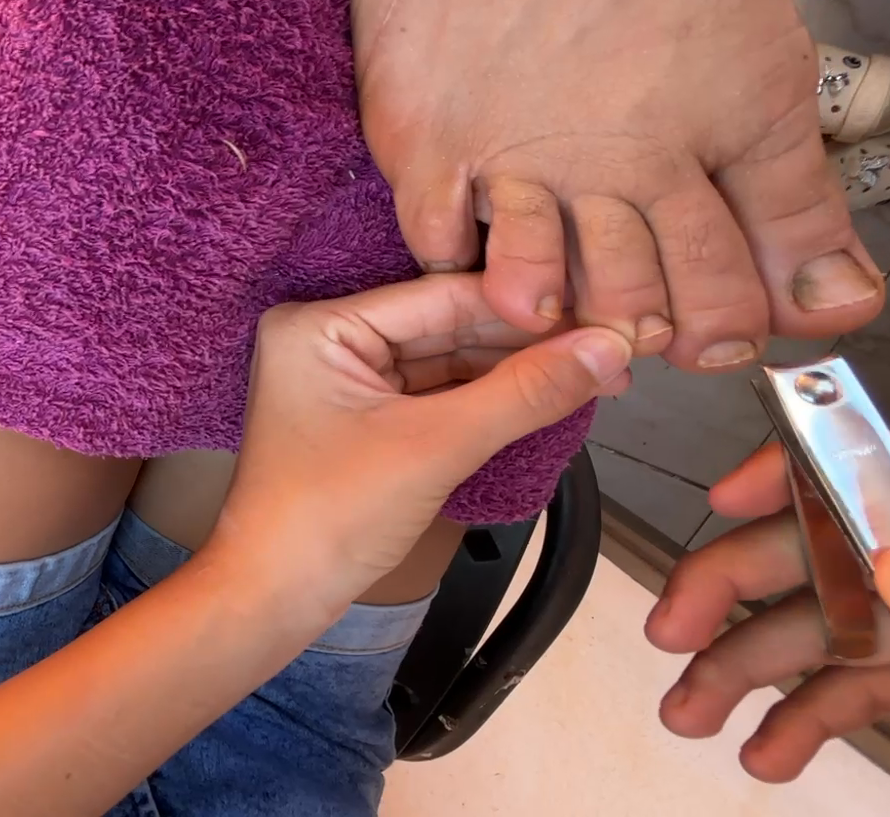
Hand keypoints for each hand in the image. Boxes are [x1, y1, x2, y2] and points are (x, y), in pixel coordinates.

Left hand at [206, 273, 633, 613]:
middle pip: (440, 325)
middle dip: (522, 341)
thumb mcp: (434, 445)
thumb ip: (523, 392)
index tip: (603, 309)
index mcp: (317, 324)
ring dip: (509, 370)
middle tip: (613, 345)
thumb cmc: (332, 514)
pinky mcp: (355, 410)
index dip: (523, 305)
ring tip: (595, 370)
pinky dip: (480, 397)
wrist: (276, 591)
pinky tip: (542, 392)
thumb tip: (607, 347)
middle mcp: (322, 336)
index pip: (436, 297)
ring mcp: (337, 374)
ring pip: (439, 359)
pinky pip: (427, 390)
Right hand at [349, 0, 884, 372]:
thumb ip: (744, 76)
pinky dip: (456, 261)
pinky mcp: (423, 139)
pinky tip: (464, 260)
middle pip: (664, 280)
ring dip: (570, 311)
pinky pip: (439, 241)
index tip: (774, 324)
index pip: (776, 241)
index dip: (780, 299)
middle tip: (669, 344)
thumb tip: (743, 139)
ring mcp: (516, 153)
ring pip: (554, 282)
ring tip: (567, 322)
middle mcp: (628, 150)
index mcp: (732, 102)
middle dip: (681, 326)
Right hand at [648, 435, 889, 781]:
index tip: (729, 499)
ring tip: (688, 714)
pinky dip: (806, 722)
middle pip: (836, 556)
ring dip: (749, 673)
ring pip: (831, 631)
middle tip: (668, 634)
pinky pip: (866, 692)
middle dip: (738, 595)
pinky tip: (766, 754)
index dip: (808, 469)